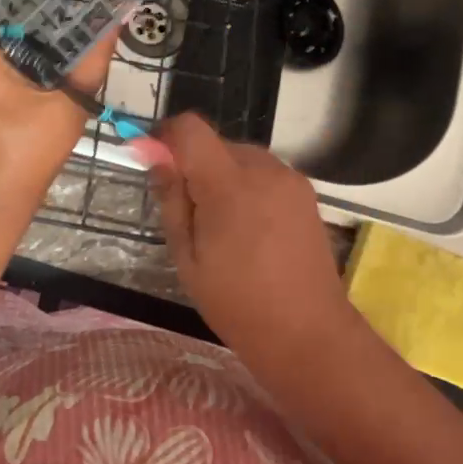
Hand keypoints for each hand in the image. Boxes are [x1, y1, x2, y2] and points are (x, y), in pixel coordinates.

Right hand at [133, 113, 356, 367]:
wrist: (309, 335)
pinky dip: (246, 186)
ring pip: (238, 156)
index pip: (189, 128)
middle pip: (214, 143)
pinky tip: (249, 228)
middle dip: (194, 164)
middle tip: (187, 211)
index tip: (153, 162)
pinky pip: (263, 173)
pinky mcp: (306, 192)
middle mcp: (263, 169)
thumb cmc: (237, 303)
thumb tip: (155, 157)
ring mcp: (289, 179)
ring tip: (220, 225)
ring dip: (221, 175)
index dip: (165, 136)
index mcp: (229, 185)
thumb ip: (171, 199)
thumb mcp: (187, 257)